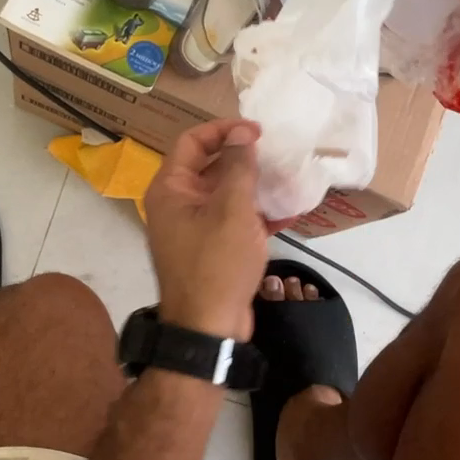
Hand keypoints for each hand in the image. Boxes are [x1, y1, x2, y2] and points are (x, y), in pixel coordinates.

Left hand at [143, 119, 271, 341]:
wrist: (208, 329)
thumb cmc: (216, 264)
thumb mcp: (232, 210)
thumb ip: (238, 167)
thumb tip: (240, 133)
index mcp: (170, 189)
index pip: (192, 141)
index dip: (223, 130)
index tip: (257, 131)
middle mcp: (176, 204)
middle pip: (209, 166)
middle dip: (243, 159)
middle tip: (276, 153)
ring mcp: (192, 228)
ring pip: (224, 194)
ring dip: (254, 186)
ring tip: (288, 179)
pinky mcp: (210, 249)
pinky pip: (232, 221)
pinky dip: (256, 215)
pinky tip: (289, 213)